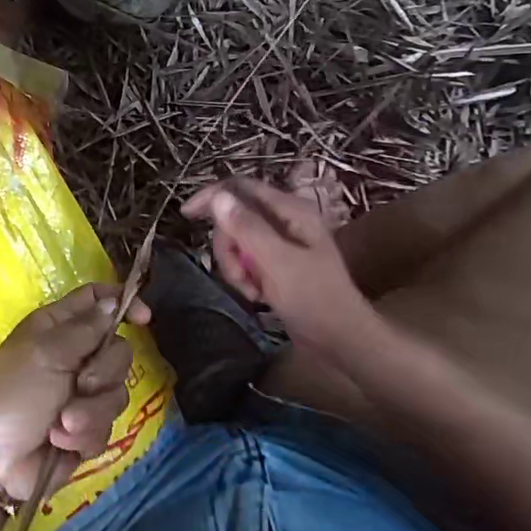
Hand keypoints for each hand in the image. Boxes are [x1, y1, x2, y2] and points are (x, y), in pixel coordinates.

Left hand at [0, 283, 148, 503]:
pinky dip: (85, 433)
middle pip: (117, 348)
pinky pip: (107, 423)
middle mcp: (72, 355)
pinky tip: (61, 441)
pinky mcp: (86, 426)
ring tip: (63, 422)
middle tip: (81, 383)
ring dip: (91, 410)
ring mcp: (80, 392)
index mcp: (56, 327)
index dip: (122, 303)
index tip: (144, 319)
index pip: (96, 300)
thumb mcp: (47, 353)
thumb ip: (86, 328)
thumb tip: (113, 302)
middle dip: (104, 371)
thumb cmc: (13, 395)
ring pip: (116, 390)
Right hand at [182, 178, 371, 351]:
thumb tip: (218, 197)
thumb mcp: (277, 262)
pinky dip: (245, 277)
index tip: (187, 215)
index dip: (212, 196)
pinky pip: (247, 261)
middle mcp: (285, 220)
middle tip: (237, 274)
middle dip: (228, 246)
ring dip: (235, 267)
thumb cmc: (315, 299)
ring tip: (251, 290)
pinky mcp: (278, 266)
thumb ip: (247, 227)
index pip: (241, 187)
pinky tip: (257, 296)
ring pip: (238, 241)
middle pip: (236, 217)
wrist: (343, 343)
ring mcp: (282, 244)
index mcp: (291, 210)